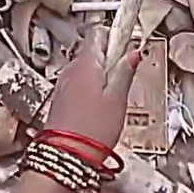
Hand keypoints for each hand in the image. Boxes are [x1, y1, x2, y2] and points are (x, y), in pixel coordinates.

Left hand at [42, 27, 140, 150]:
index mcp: (85, 64)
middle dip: (109, 61)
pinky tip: (98, 109)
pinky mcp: (60, 100)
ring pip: (85, 69)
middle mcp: (70, 70)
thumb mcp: (117, 100)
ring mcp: (62, 85)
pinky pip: (77, 85)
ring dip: (99, 77)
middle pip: (92, 51)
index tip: (126, 48)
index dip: (114, 36)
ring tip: (112, 99)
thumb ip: (125, 72)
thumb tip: (133, 52)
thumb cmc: (92, 131)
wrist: (64, 160)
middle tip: (123, 79)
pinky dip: (89, 90)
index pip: (97, 33)